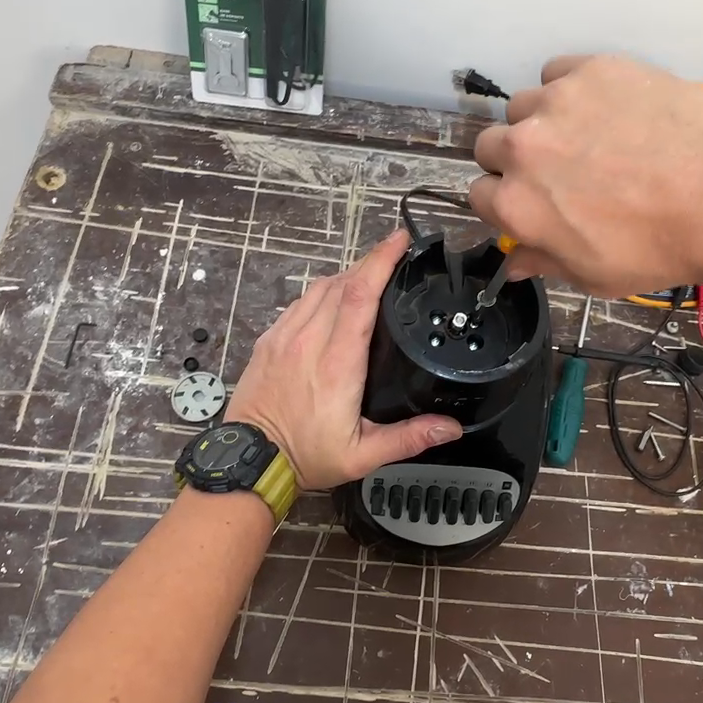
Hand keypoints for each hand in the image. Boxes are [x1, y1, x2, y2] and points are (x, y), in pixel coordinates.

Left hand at [223, 230, 462, 490]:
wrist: (250, 461)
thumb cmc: (306, 456)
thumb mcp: (363, 456)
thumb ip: (408, 437)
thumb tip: (451, 427)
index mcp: (337, 364)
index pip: (360, 296)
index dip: (381, 261)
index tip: (400, 241)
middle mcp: (309, 341)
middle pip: (342, 282)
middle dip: (370, 262)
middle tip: (396, 254)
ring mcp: (284, 336)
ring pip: (319, 287)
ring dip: (347, 275)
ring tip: (371, 275)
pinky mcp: (270, 340)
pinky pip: (300, 302)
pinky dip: (323, 292)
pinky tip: (336, 300)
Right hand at [468, 55, 702, 296]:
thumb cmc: (661, 247)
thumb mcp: (594, 274)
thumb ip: (543, 262)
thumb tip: (513, 262)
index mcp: (516, 204)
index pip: (479, 195)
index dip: (505, 203)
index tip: (531, 203)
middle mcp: (523, 149)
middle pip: (491, 146)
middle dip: (515, 162)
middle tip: (560, 171)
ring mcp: (558, 102)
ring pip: (524, 107)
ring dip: (542, 123)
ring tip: (587, 136)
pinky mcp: (594, 69)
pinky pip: (559, 72)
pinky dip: (571, 88)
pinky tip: (605, 108)